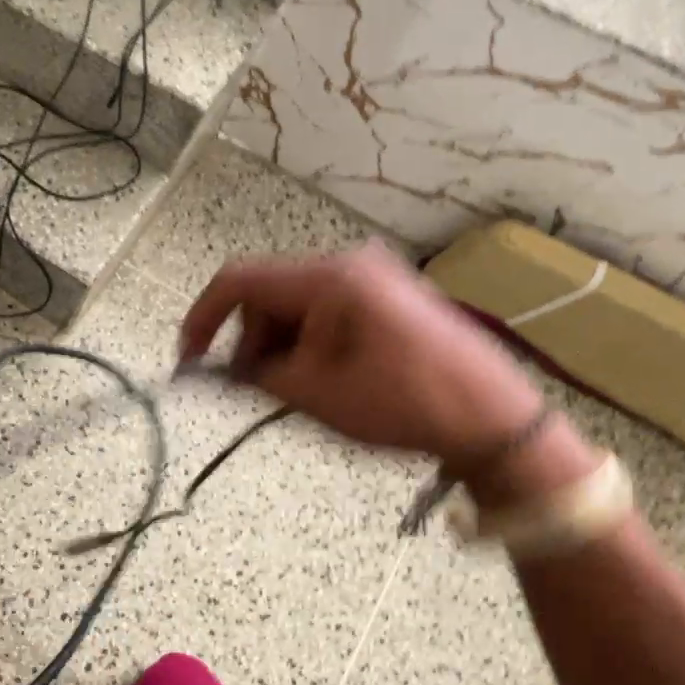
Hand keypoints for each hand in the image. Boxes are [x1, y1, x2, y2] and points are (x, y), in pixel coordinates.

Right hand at [177, 242, 549, 466]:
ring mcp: (373, 276)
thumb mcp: (312, 393)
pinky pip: (324, 310)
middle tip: (253, 386)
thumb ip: (249, 375)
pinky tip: (321, 376)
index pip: (238, 281)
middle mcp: (349, 263)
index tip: (188, 360)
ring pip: (294, 304)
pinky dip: (309, 341)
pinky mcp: (389, 295)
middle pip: (267, 294)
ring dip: (280, 344)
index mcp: (328, 277)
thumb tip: (210, 372)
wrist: (496, 421)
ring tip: (296, 388)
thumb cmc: (401, 404)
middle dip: (250, 340)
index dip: (202, 319)